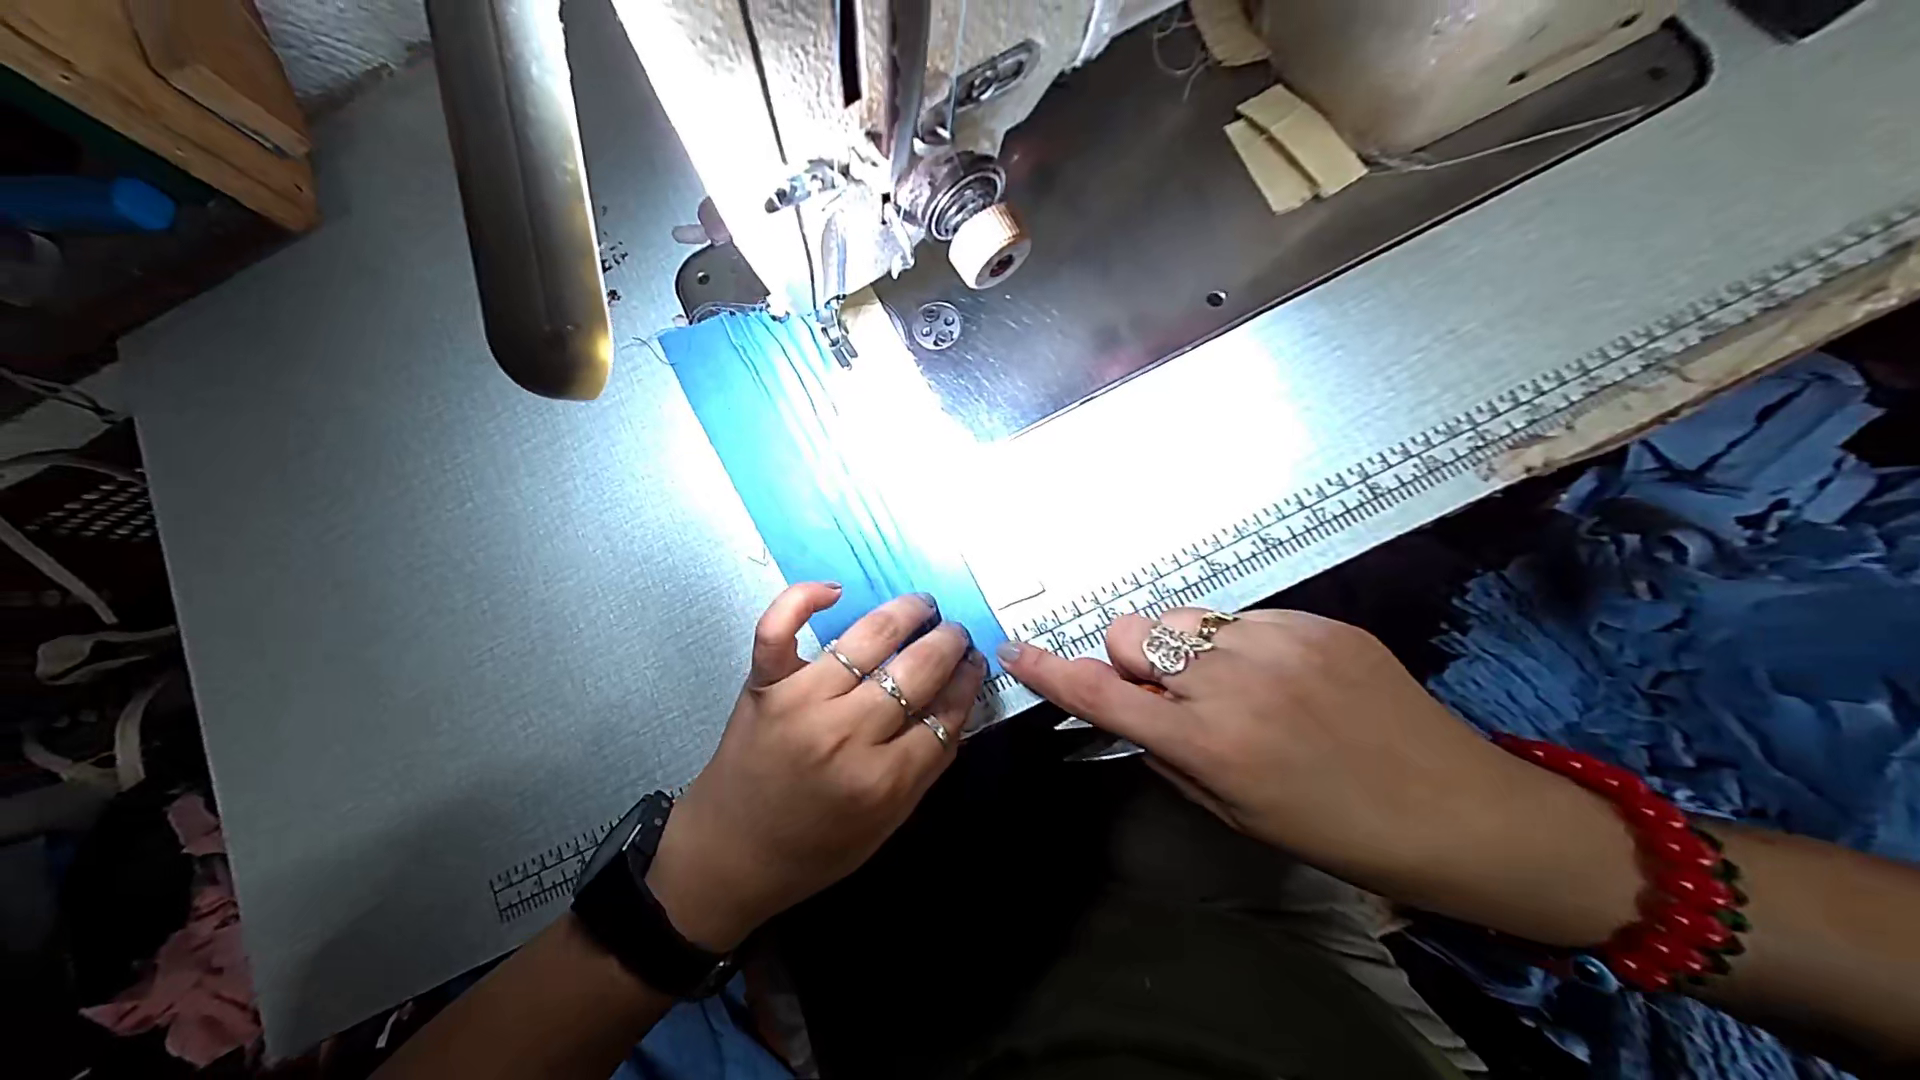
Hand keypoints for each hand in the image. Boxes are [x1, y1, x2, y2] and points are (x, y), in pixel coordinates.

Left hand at [645, 585, 984, 950]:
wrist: (728, 856)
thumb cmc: (813, 848)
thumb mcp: (886, 823)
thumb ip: (926, 766)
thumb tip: (956, 704)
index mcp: (883, 780)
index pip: (945, 713)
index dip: (968, 681)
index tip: (974, 662)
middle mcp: (846, 734)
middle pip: (917, 670)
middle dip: (948, 642)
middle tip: (954, 632)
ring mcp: (801, 702)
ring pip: (868, 637)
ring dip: (906, 611)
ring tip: (922, 605)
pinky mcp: (764, 684)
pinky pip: (780, 628)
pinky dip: (803, 599)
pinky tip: (835, 590)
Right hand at [999, 609, 1641, 946]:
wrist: (1460, 810)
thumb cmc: (1335, 831)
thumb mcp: (1233, 811)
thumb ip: (1168, 753)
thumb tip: (1132, 708)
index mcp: (1207, 742)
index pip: (1100, 695)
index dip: (1049, 671)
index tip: (1015, 650)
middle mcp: (1231, 681)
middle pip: (1131, 631)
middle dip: (1132, 659)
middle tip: (1168, 692)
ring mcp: (1276, 641)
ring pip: (1180, 618)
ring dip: (1182, 648)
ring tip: (1230, 682)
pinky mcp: (1314, 621)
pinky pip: (1240, 618)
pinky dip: (1237, 645)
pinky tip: (1281, 677)